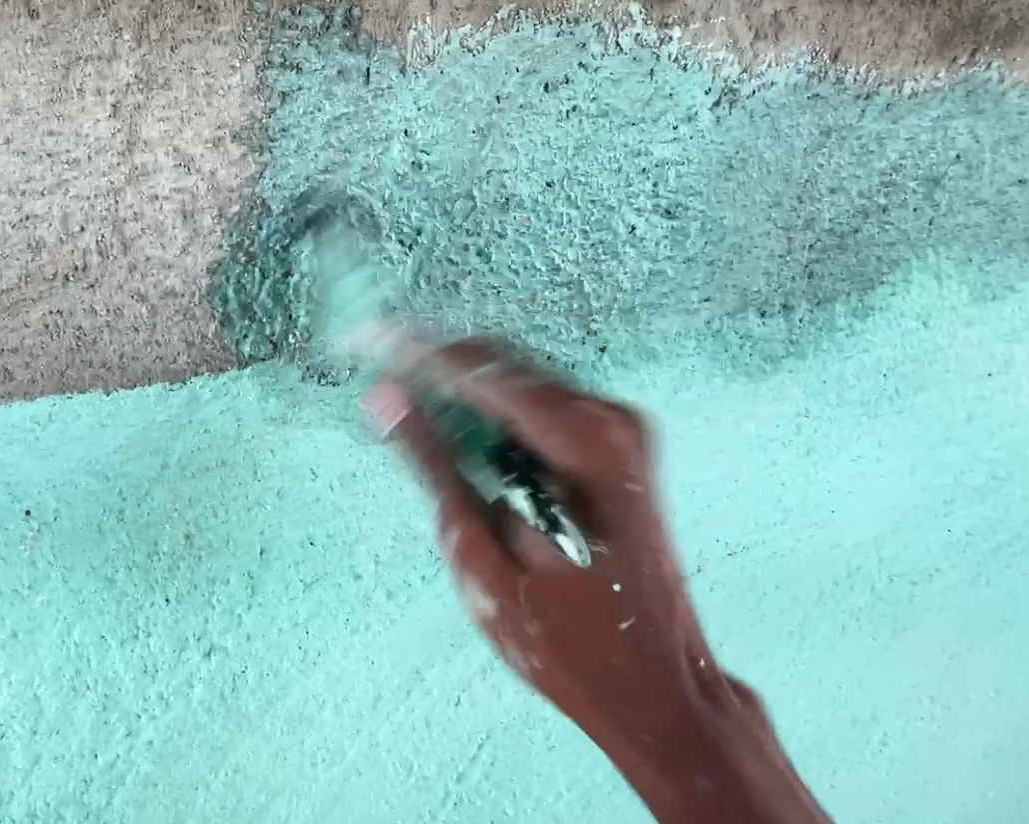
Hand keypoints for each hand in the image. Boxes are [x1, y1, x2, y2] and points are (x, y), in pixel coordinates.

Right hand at [366, 339, 743, 743]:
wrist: (658, 687)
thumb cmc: (571, 641)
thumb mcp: (481, 557)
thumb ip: (434, 466)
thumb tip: (387, 401)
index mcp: (584, 444)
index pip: (481, 370)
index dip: (416, 353)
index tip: (371, 340)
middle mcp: (611, 421)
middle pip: (503, 363)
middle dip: (435, 365)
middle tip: (380, 372)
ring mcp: (622, 430)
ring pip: (520, 379)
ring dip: (462, 389)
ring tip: (409, 405)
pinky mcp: (619, 445)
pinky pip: (540, 404)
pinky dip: (492, 411)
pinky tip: (459, 433)